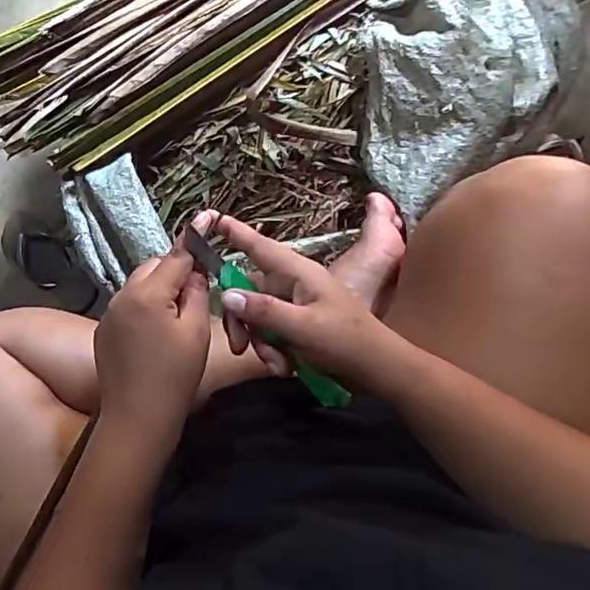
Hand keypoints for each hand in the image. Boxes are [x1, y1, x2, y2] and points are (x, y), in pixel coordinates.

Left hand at [94, 240, 211, 435]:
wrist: (136, 416)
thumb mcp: (196, 332)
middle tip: (198, 289)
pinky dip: (144, 306)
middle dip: (175, 269)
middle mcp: (123, 295)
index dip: (193, 238)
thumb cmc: (174, 376)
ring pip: (139, 285)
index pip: (175, 256)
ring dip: (158, 288)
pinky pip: (128, 305)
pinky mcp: (103, 329)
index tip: (206, 217)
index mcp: (147, 293)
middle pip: (154, 267)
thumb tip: (194, 271)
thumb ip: (196, 293)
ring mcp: (109, 312)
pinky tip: (156, 331)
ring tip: (178, 313)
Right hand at [202, 213, 397, 386]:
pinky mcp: (295, 325)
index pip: (260, 246)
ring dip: (259, 342)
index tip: (211, 218)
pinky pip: (268, 332)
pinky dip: (270, 350)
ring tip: (277, 365)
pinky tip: (283, 368)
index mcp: (298, 273)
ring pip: (255, 316)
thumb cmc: (346, 341)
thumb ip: (264, 311)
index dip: (235, 232)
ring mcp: (293, 305)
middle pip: (247, 291)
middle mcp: (292, 284)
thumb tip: (226, 295)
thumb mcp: (303, 327)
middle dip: (242, 321)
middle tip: (240, 347)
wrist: (378, 372)